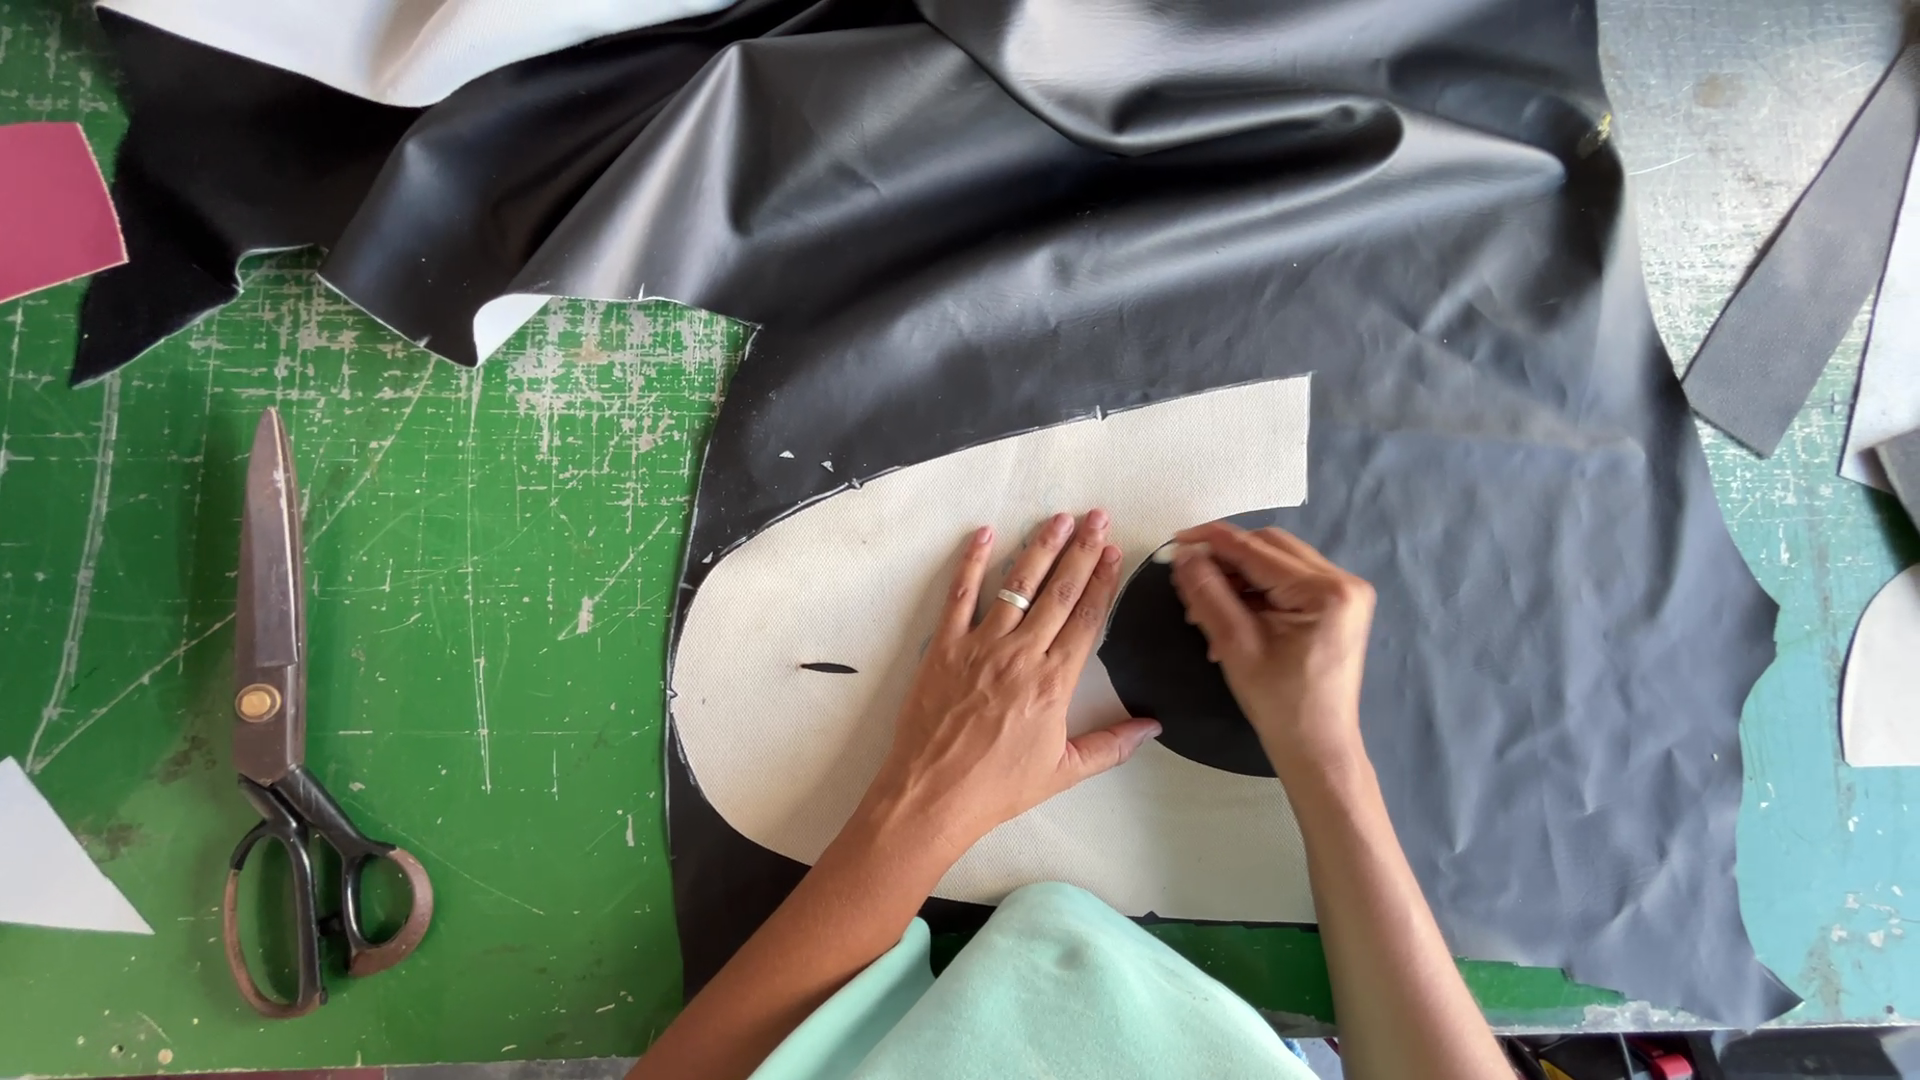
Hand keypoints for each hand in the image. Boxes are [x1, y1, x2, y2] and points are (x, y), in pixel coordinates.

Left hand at [854, 511, 1162, 858]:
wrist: (933, 794)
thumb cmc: (999, 787)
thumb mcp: (1063, 771)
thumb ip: (1112, 745)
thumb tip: (1154, 726)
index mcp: (1053, 682)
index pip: (1086, 619)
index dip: (1103, 581)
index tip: (1115, 551)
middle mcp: (1020, 654)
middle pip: (1058, 591)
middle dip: (1081, 550)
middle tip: (1096, 517)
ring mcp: (980, 645)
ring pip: (1016, 585)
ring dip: (1039, 548)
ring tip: (1058, 519)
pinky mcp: (943, 646)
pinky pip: (960, 595)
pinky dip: (971, 562)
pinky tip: (984, 534)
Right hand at [1168, 521, 1374, 774]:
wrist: (1315, 744)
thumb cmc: (1279, 702)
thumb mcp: (1234, 644)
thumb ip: (1207, 592)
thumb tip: (1184, 555)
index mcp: (1325, 591)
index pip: (1256, 549)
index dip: (1211, 541)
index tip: (1174, 541)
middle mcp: (1342, 582)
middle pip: (1268, 546)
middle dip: (1224, 559)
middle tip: (1188, 578)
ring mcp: (1342, 593)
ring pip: (1275, 561)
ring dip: (1236, 577)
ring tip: (1204, 607)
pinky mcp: (1335, 605)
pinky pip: (1285, 580)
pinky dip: (1253, 590)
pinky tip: (1230, 614)